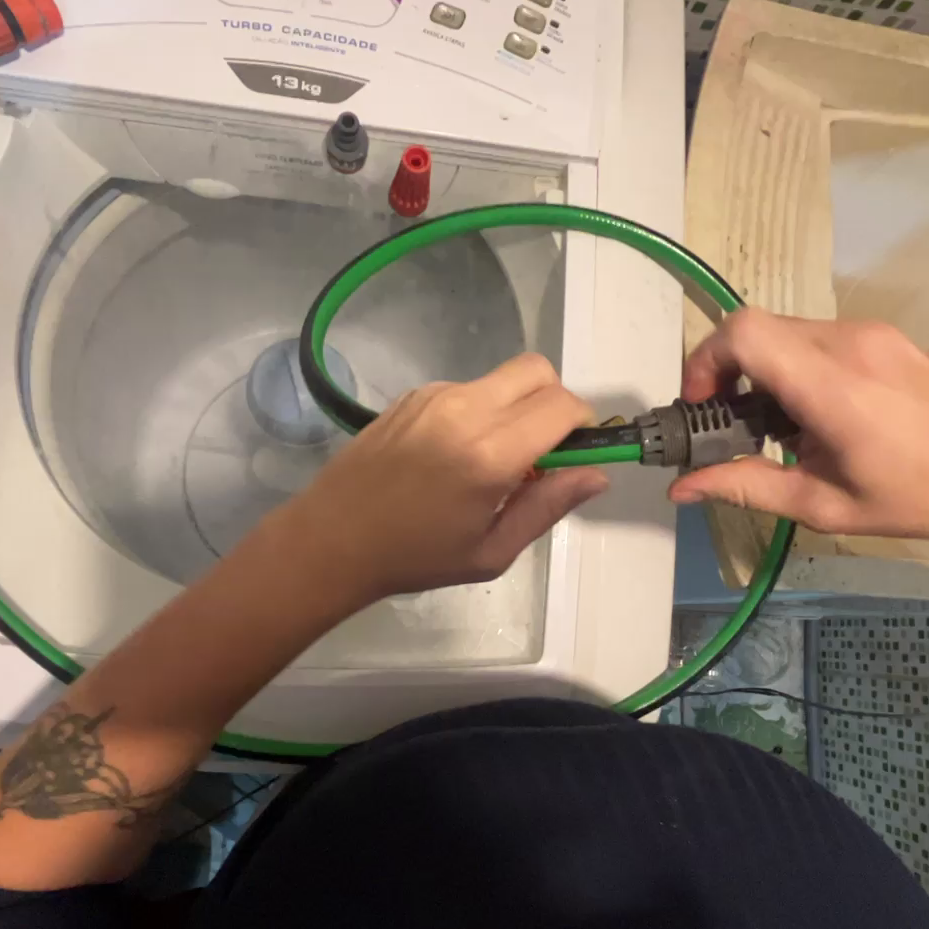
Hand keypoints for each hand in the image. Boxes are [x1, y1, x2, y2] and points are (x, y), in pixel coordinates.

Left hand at [267, 353, 608, 603]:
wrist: (332, 539)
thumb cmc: (415, 557)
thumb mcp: (491, 551)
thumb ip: (548, 507)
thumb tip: (596, 473)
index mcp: (489, 453)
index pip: (562, 406)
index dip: (582, 425)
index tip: (574, 453)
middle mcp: (464, 410)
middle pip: (537, 371)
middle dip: (554, 402)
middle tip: (541, 449)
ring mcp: (433, 396)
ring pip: (501, 377)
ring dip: (515, 406)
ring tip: (491, 458)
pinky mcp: (411, 396)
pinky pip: (467, 388)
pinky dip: (480, 410)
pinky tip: (453, 453)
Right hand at [669, 308, 928, 548]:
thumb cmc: (923, 498)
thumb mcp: (824, 505)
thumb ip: (744, 488)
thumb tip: (680, 488)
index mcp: (833, 384)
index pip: (743, 332)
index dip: (704, 361)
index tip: (702, 406)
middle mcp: (850, 342)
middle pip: (756, 329)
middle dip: (726, 372)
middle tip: (728, 424)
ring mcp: (871, 334)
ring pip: (784, 333)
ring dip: (760, 373)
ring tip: (774, 429)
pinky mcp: (884, 338)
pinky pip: (815, 340)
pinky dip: (792, 370)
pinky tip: (812, 417)